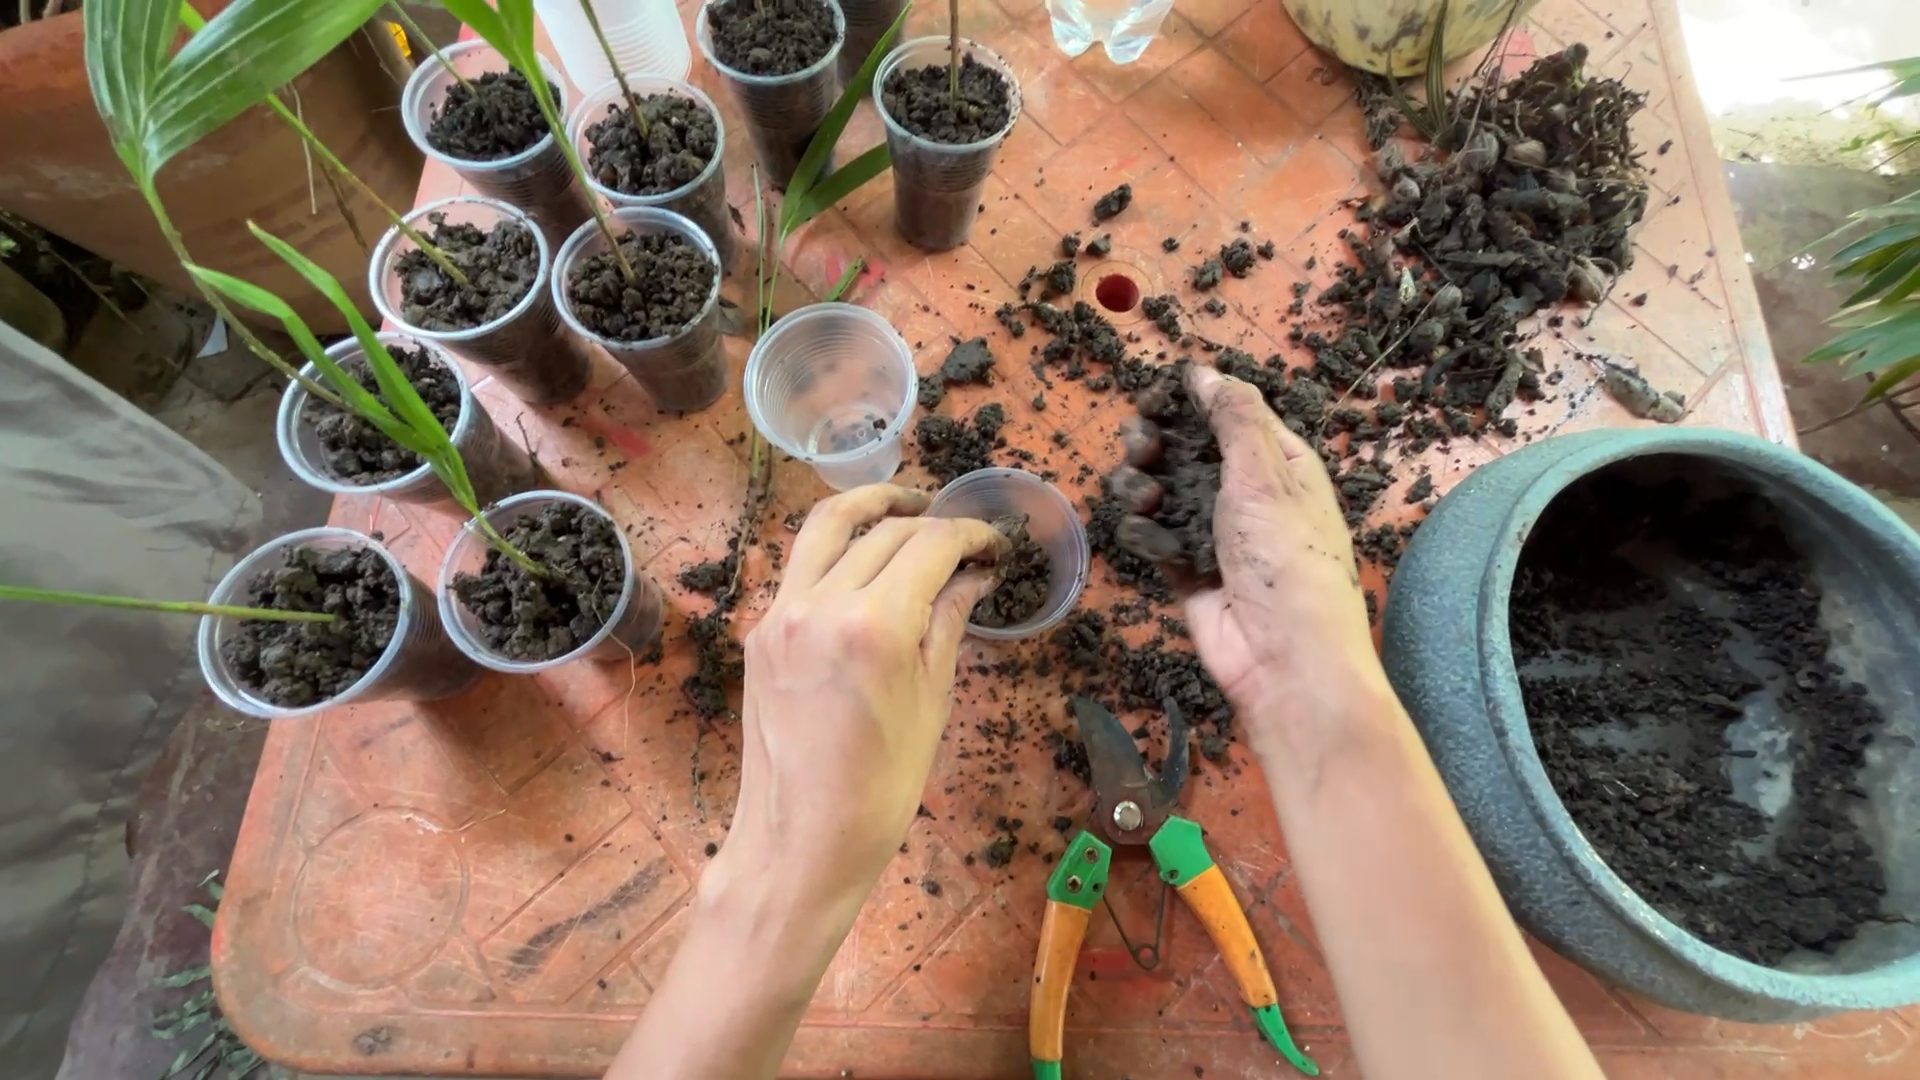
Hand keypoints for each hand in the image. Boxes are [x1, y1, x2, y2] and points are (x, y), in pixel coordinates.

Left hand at [715, 484, 1007, 907]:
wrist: (798, 841)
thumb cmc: (883, 786)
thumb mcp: (932, 701)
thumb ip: (948, 621)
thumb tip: (973, 576)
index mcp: (874, 624)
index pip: (930, 546)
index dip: (970, 535)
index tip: (994, 542)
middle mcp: (821, 602)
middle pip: (884, 529)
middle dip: (931, 522)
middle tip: (962, 536)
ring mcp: (781, 611)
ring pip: (827, 525)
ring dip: (871, 504)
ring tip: (907, 504)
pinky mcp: (761, 628)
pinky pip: (802, 564)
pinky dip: (837, 544)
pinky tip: (864, 557)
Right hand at [1114, 365, 1377, 721]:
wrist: (1281, 655)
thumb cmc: (1286, 556)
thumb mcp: (1267, 475)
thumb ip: (1233, 417)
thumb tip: (1204, 369)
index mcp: (1274, 459)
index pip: (1223, 413)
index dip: (1185, 401)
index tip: (1152, 398)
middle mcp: (1239, 490)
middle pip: (1180, 448)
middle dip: (1153, 442)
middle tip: (1141, 446)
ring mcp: (1208, 529)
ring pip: (1156, 489)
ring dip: (1141, 486)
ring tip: (1145, 498)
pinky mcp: (1181, 565)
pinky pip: (1149, 535)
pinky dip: (1146, 535)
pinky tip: (1157, 545)